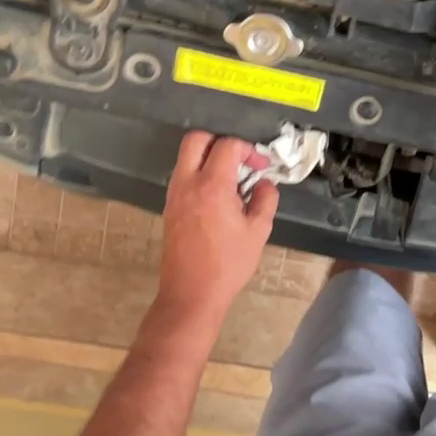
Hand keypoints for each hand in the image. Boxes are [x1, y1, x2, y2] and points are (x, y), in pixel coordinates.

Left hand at [155, 131, 277, 321]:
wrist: (191, 295)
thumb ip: (265, 199)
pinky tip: (218, 196)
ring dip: (208, 158)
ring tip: (231, 180)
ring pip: (186, 157)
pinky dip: (200, 174)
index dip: (248, 150)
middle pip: (196, 140)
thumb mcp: (258, 231)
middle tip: (239, 160)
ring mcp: (174, 195)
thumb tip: (264, 184)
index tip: (261, 167)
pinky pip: (183, 176)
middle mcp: (188, 183)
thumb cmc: (228, 264)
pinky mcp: (169, 208)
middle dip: (220, 141)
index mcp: (212, 186)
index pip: (227, 146)